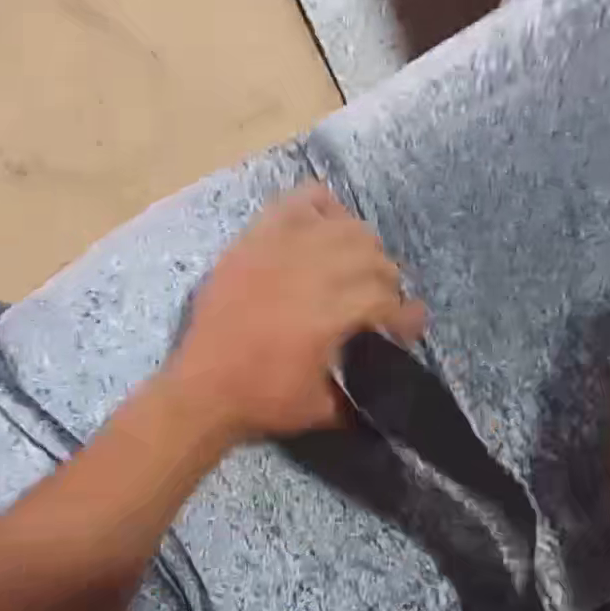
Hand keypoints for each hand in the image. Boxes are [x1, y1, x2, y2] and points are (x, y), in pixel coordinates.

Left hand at [162, 183, 425, 442]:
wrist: (201, 389)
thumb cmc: (264, 401)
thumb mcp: (324, 408)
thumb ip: (364, 392)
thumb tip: (394, 377)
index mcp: (328, 316)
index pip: (386, 299)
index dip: (407, 316)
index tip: (408, 330)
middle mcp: (308, 274)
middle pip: (372, 257)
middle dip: (388, 283)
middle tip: (382, 305)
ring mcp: (279, 251)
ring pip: (344, 227)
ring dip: (364, 248)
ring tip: (359, 269)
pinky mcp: (255, 241)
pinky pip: (299, 202)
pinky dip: (324, 209)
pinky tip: (329, 229)